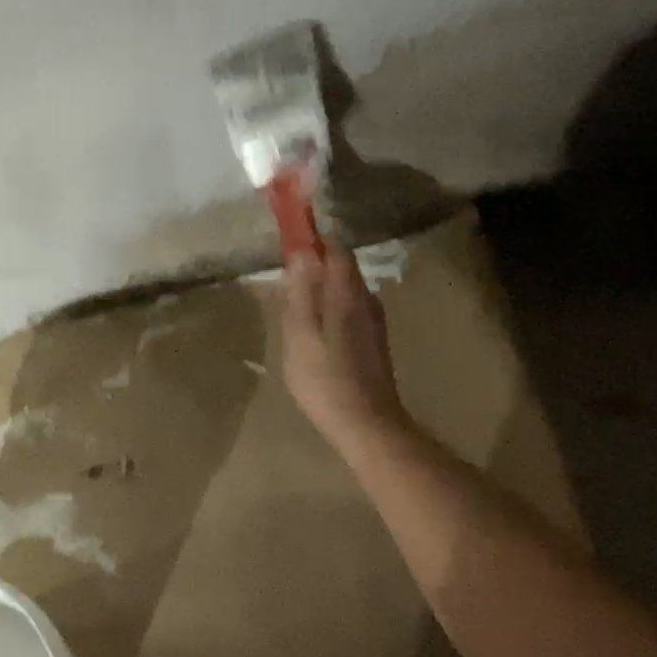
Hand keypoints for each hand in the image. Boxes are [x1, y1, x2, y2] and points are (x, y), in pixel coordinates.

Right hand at [278, 251, 408, 456]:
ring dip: (321, 287)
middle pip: (341, 269)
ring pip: (345, 291)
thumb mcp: (301, 333)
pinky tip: (312, 327)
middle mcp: (366, 300)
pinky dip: (328, 308)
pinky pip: (347, 310)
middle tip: (284, 271)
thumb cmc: (324, 377)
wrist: (364, 421)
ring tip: (293, 299)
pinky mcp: (371, 342)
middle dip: (315, 263)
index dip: (313, 239)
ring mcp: (372, 322)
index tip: (289, 236)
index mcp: (347, 294)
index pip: (334, 250)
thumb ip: (302, 292)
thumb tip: (302, 250)